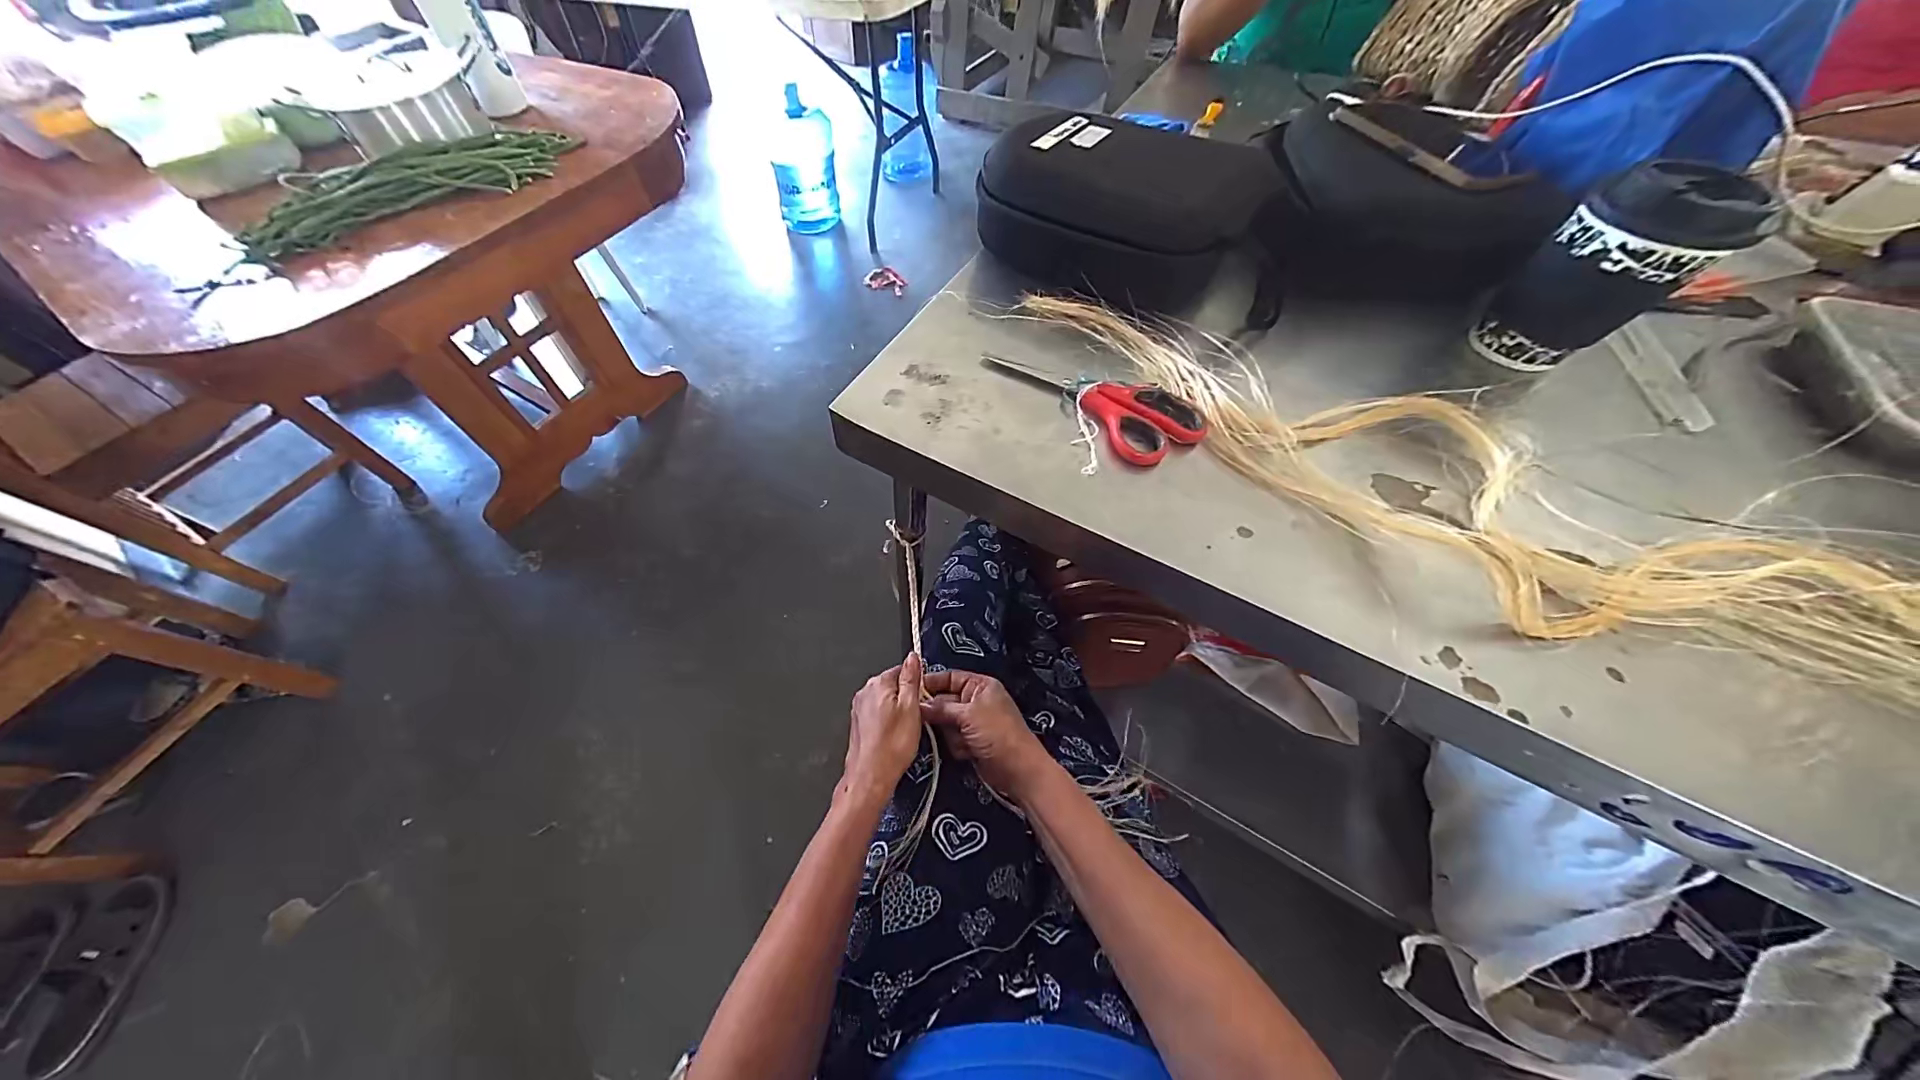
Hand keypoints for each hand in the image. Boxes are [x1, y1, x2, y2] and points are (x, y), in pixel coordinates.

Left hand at [841, 655, 925, 804]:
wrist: (870, 777)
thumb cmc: (891, 748)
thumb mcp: (912, 708)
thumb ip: (912, 678)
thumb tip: (913, 657)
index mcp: (878, 683)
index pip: (903, 669)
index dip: (918, 683)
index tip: (925, 697)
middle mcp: (865, 692)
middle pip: (894, 685)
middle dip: (908, 698)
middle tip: (917, 717)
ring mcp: (860, 708)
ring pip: (887, 701)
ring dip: (898, 712)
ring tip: (905, 731)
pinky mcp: (859, 723)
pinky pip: (879, 715)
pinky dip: (888, 723)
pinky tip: (895, 737)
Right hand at [921, 669, 1056, 802]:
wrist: (1017, 770)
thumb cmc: (999, 733)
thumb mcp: (968, 714)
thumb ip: (940, 707)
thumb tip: (918, 704)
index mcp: (979, 686)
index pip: (949, 677)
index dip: (931, 683)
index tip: (911, 691)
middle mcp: (975, 701)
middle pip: (943, 702)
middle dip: (940, 715)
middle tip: (937, 722)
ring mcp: (973, 722)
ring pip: (944, 723)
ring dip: (951, 734)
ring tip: (963, 740)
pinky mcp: (970, 741)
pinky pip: (951, 739)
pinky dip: (956, 745)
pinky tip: (967, 751)